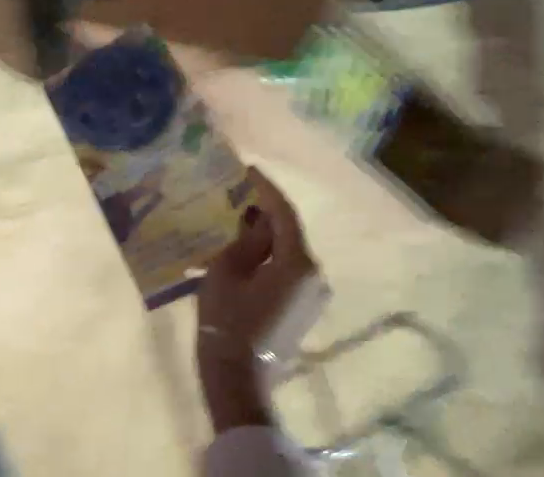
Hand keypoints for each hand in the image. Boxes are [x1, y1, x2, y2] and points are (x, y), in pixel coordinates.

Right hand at [197, 168, 316, 356]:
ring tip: (235, 217)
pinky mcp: (303, 309)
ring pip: (288, 252)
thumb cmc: (228, 317)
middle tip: (235, 191)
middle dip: (264, 210)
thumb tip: (258, 217)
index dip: (265, 187)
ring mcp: (313, 296)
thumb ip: (247, 238)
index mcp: (299, 262)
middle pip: (289, 232)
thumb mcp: (227, 268)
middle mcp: (316, 276)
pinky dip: (268, 255)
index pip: (284, 213)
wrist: (240, 375)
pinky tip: (244, 249)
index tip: (247, 167)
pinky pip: (287, 270)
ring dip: (265, 234)